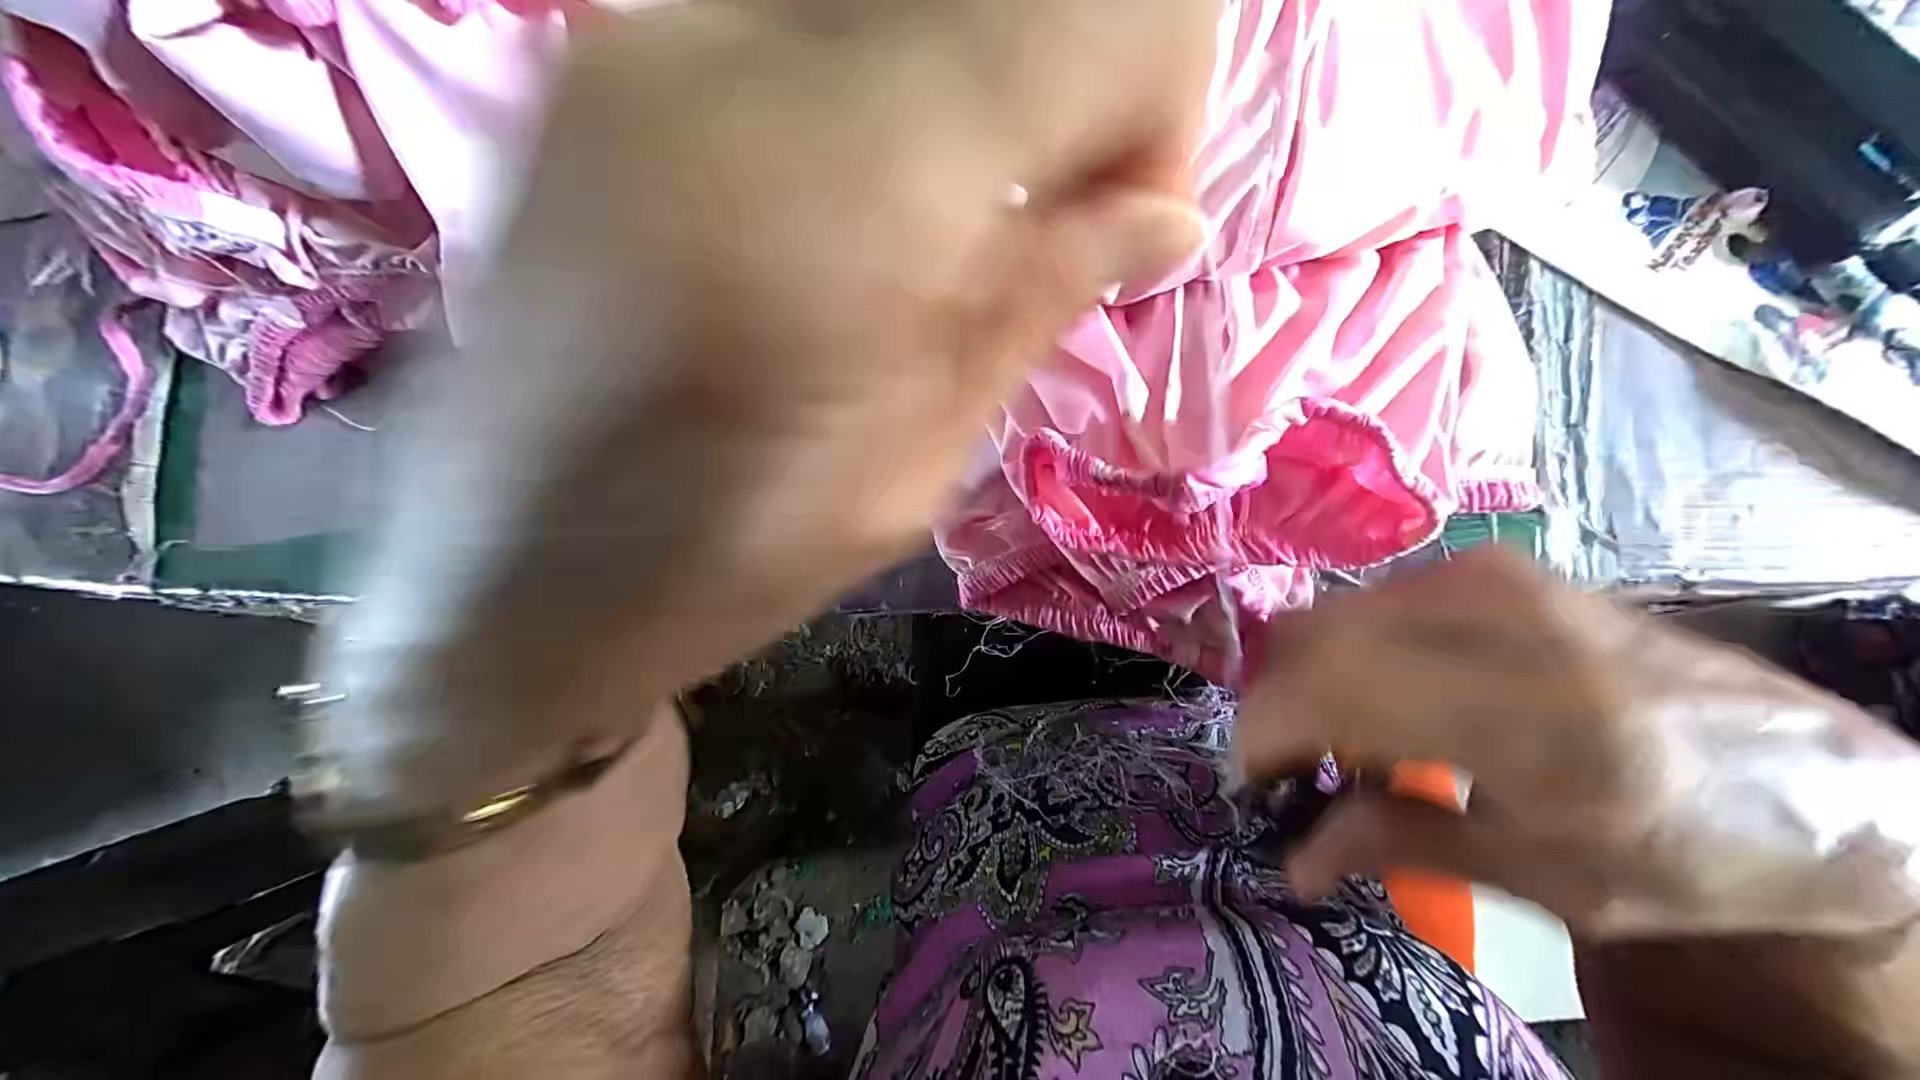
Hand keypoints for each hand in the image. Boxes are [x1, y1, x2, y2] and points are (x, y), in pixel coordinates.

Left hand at [313, 0, 1213, 821]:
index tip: (1144, 209)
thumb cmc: (721, 571)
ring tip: (982, 201)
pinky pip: (809, 12)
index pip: (1089, 20)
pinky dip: (899, 71)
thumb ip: (1028, 310)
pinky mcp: (611, 57)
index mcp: (845, 202)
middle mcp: (736, 61)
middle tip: (1071, 205)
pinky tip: (888, 177)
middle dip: (1083, 72)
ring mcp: (650, 38)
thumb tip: (1164, 217)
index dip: (1159, 91)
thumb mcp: (907, 478)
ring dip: (989, 72)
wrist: (502, 588)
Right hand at [1236, 550, 1919, 940]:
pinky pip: (1364, 603)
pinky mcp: (1487, 565)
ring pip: (1328, 615)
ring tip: (1335, 736)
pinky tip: (1379, 696)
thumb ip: (1395, 845)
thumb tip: (1290, 861)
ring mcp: (1490, 577)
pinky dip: (1343, 652)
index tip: (1253, 778)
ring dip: (1304, 678)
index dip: (1264, 732)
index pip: (1331, 691)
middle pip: (1310, 640)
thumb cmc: (1682, 853)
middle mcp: (1500, 622)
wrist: (1812, 779)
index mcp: (1529, 719)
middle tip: (1287, 762)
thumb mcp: (1541, 877)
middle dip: (1272, 704)